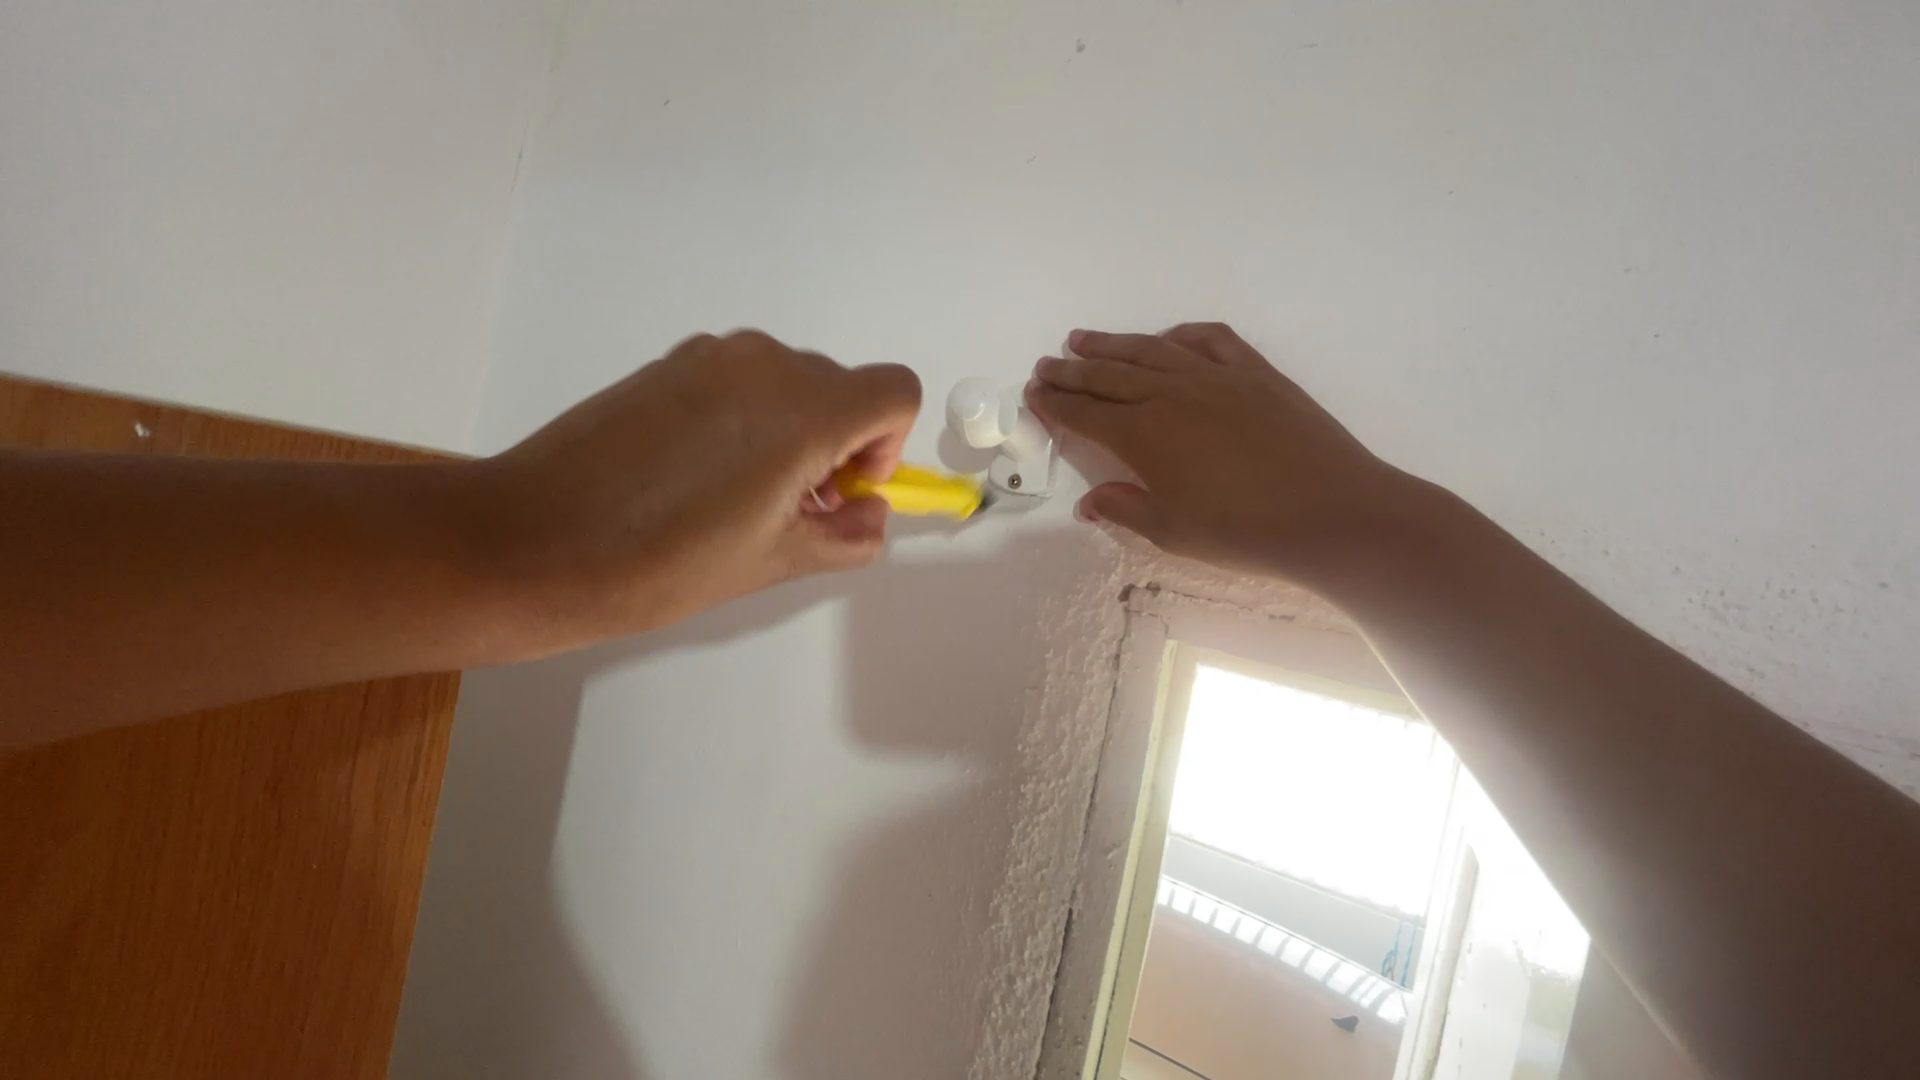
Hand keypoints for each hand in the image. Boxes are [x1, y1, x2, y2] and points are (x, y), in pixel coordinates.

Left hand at [478, 330, 919, 646]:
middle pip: (843, 389)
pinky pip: (741, 381)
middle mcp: (765, 362)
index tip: (841, 491)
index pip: (897, 392)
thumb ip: (850, 535)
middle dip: (838, 445)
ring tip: (738, 495)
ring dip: (792, 432)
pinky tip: (696, 472)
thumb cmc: (669, 562)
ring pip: (790, 384)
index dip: (888, 446)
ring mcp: (711, 356)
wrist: (534, 542)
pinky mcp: (668, 363)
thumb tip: (868, 512)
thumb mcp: (778, 561)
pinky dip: (747, 418)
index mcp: (804, 409)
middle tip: (790, 508)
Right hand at [1026, 323, 1429, 585]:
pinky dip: (1179, 336)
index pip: (1086, 414)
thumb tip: (1089, 501)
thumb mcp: (1172, 532)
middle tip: (1046, 366)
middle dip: (1071, 371)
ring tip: (1082, 339)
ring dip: (1112, 344)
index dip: (1055, 405)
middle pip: (1109, 375)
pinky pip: (1209, 339)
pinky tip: (1165, 341)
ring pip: (1150, 350)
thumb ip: (1125, 509)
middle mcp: (1172, 394)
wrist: (1332, 514)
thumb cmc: (1244, 533)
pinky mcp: (1255, 372)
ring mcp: (1216, 376)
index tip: (1034, 394)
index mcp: (1144, 435)